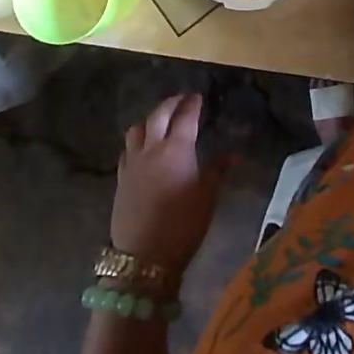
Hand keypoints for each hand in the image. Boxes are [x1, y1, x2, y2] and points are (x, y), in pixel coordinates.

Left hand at [111, 94, 226, 276]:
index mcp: (177, 149)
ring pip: (137, 128)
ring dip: (150, 118)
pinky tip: (142, 146)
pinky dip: (137, 139)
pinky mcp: (121, 178)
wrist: (143, 256)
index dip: (192, 105)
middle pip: (158, 115)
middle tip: (182, 99)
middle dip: (171, 103)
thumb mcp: (207, 197)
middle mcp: (152, 149)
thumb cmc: (183, 225)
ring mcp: (133, 163)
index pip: (185, 118)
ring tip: (160, 118)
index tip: (198, 97)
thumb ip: (217, 171)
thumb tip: (233, 155)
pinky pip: (128, 148)